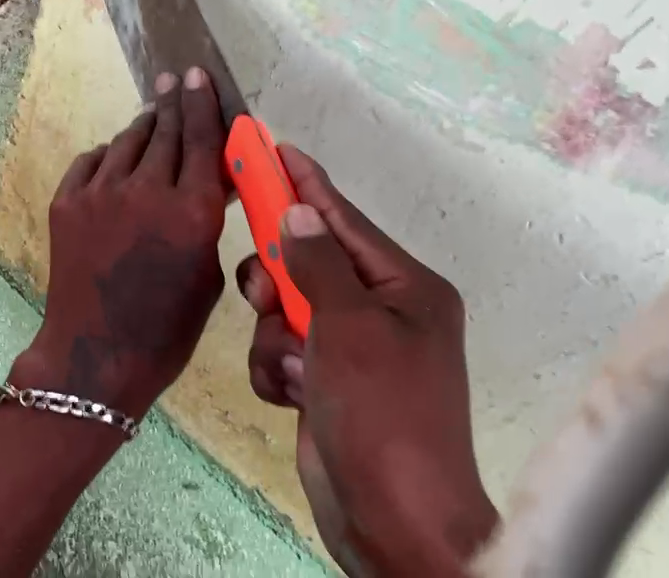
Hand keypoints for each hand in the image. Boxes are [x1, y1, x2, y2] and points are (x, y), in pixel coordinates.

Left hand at [14, 67, 230, 416]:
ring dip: (144, 125)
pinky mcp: (66, 200)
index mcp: (192, 210)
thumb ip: (207, 217)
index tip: (200, 77)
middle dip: (174, 101)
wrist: (94, 354)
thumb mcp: (206, 272)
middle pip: (164, 131)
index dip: (203, 104)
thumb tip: (210, 176)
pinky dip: (110, 155)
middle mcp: (146, 189)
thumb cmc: (166, 329)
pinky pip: (92, 161)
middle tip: (177, 78)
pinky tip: (117, 154)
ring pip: (127, 142)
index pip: (202, 139)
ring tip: (153, 112)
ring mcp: (100, 192)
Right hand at [240, 146, 497, 577]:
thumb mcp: (347, 327)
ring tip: (290, 366)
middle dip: (277, 282)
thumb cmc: (383, 413)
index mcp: (404, 288)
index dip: (301, 182)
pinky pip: (277, 349)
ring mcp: (350, 348)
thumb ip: (315, 262)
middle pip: (302, 263)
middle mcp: (379, 311)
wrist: (392, 522)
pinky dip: (275, 369)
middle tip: (264, 295)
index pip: (340, 219)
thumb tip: (297, 210)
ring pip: (281, 308)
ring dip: (274, 336)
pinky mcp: (323, 381)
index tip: (268, 145)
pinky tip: (291, 394)